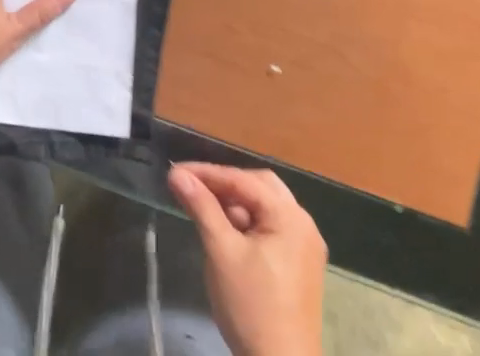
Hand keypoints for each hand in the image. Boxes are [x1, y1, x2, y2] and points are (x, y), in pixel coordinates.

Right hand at [169, 162, 326, 355]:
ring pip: (265, 209)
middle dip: (224, 184)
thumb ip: (202, 207)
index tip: (175, 172)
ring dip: (235, 204)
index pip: (244, 181)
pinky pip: (271, 229)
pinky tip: (225, 233)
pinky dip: (247, 223)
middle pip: (260, 188)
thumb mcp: (221, 252)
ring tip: (203, 209)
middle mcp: (304, 225)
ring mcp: (305, 247)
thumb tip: (177, 175)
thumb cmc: (251, 306)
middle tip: (191, 187)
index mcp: (290, 217)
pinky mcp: (299, 266)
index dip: (207, 173)